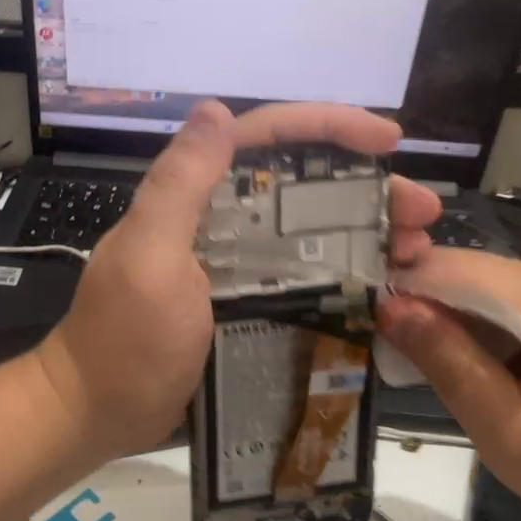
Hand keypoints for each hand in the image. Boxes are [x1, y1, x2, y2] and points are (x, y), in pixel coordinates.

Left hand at [37, 100, 442, 457]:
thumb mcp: (150, 257)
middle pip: (301, 184)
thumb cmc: (126, 338)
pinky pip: (304, 276)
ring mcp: (233, 263)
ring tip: (416, 251)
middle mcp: (218, 219)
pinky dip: (346, 275)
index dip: (327, 127)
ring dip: (366, 231)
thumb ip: (180, 185)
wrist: (98, 410)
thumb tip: (215, 110)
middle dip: (366, 188)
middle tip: (422, 212)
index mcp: (195, 197)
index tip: (387, 140)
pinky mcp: (244, 302)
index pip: (265, 137)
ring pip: (311, 230)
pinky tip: (384, 287)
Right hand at [377, 248, 520, 520]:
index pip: (441, 265)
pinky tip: (501, 386)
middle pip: (467, 276)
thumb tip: (389, 306)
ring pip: (492, 294)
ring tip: (454, 388)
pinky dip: (497, 339)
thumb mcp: (512, 437)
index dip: (396, 291)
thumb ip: (449, 364)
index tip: (369, 333)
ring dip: (462, 331)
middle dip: (430, 316)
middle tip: (408, 374)